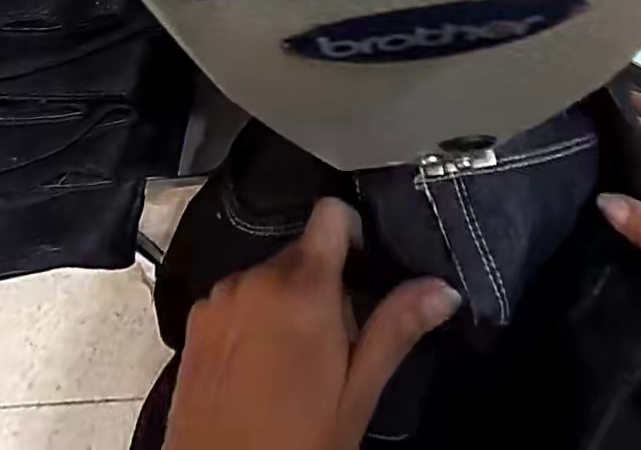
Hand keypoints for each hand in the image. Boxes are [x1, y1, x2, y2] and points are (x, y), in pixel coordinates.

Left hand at [164, 197, 461, 449]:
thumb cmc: (298, 443)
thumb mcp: (357, 392)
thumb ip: (398, 327)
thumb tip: (446, 288)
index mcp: (303, 285)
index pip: (331, 214)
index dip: (351, 230)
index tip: (360, 266)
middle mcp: (257, 276)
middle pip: (303, 249)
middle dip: (323, 280)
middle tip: (333, 337)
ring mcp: (221, 295)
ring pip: (270, 274)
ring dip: (285, 298)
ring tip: (291, 358)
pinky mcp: (194, 319)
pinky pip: (237, 295)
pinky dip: (251, 314)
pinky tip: (254, 365)